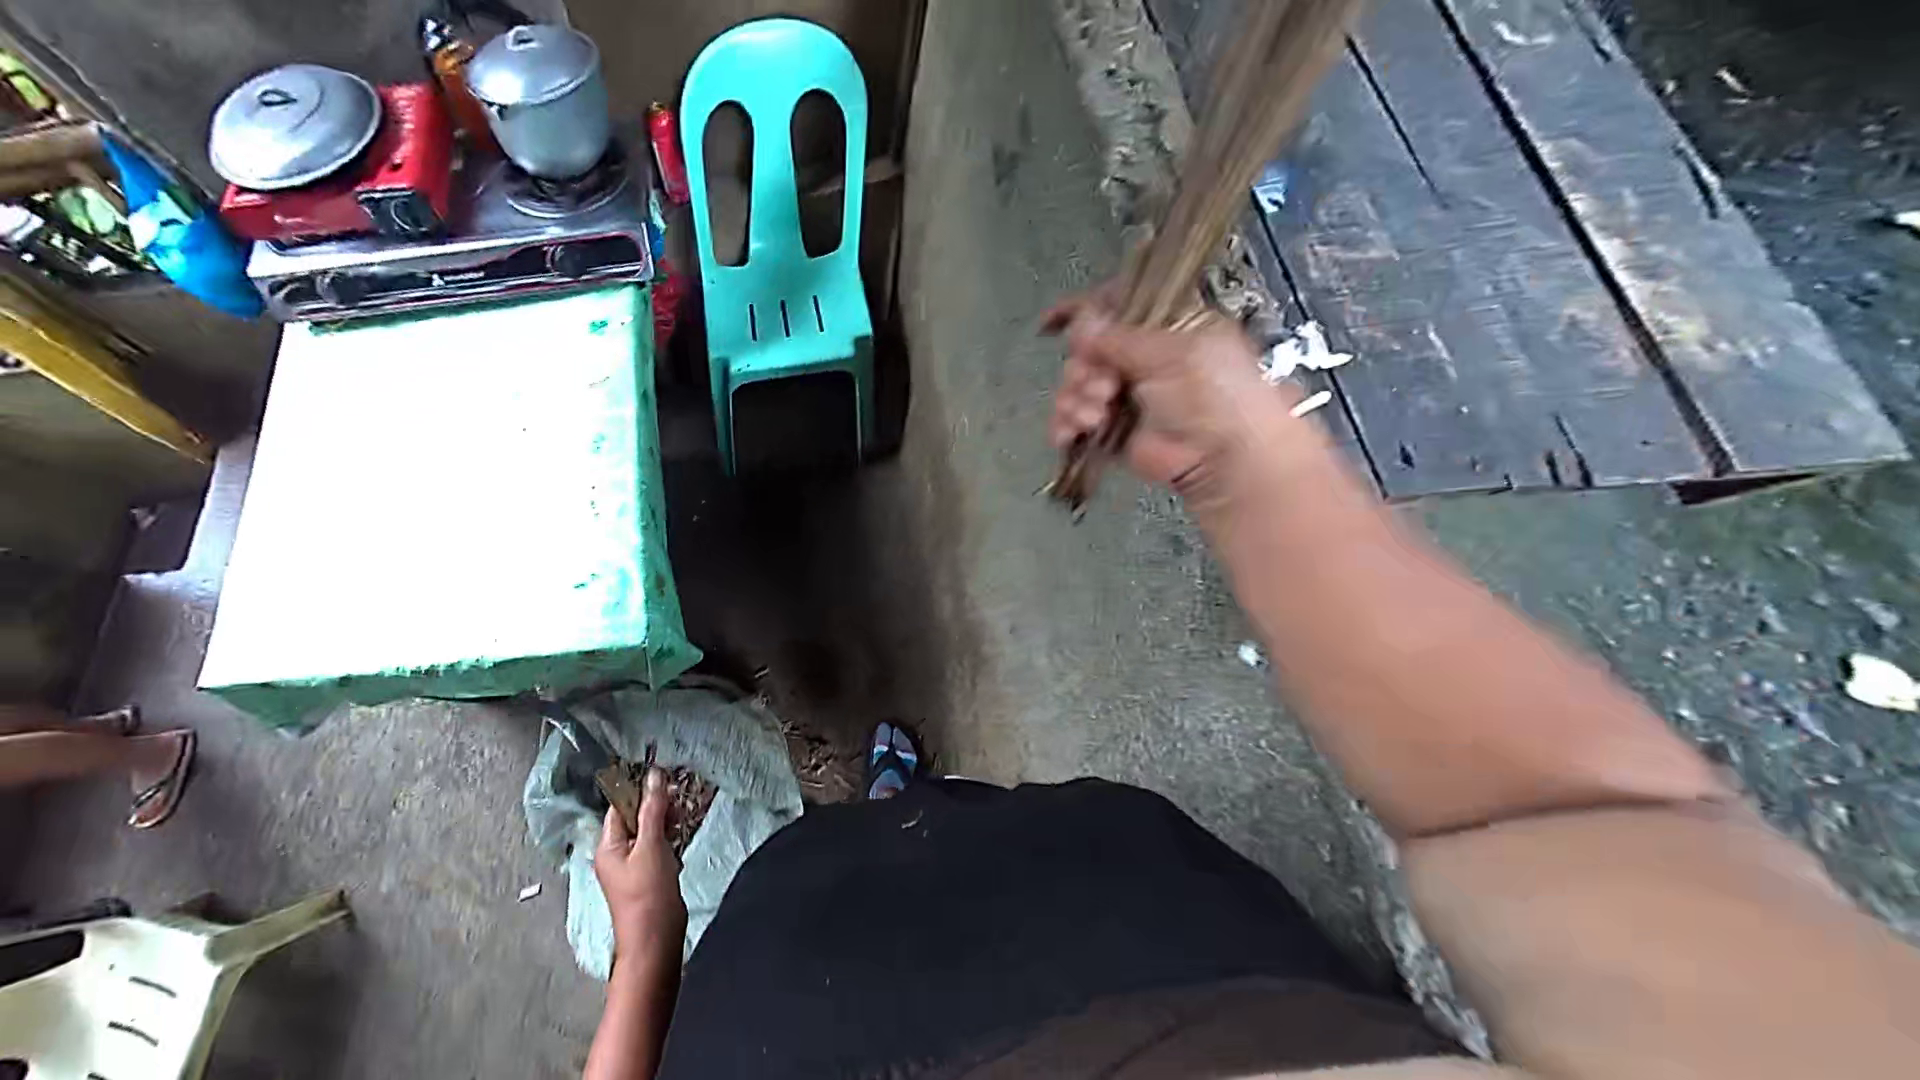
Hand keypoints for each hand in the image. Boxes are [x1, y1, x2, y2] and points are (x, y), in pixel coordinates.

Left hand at [595, 768, 686, 968]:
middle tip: (679, 796)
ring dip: (666, 818)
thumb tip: (654, 775)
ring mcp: (634, 863)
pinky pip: (659, 843)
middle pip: (636, 816)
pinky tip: (684, 830)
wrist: (656, 937)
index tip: (664, 777)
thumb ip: (653, 809)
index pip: (620, 806)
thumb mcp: (651, 845)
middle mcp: (617, 852)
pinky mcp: (651, 872)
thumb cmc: (648, 891)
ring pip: (650, 829)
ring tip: (685, 812)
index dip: (640, 789)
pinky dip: (671, 834)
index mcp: (608, 845)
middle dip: (657, 804)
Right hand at [1044, 297, 1307, 507]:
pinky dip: (1065, 425)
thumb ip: (1121, 336)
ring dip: (1075, 399)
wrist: (1223, 458)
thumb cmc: (1214, 396)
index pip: (1114, 309)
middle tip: (1103, 386)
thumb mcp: (1173, 351)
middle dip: (1084, 368)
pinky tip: (1069, 432)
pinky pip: (1073, 422)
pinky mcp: (1110, 432)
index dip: (1083, 313)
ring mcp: (1123, 397)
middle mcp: (1140, 360)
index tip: (1053, 321)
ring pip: (1076, 387)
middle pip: (1086, 352)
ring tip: (1096, 414)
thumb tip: (1081, 322)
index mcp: (1161, 328)